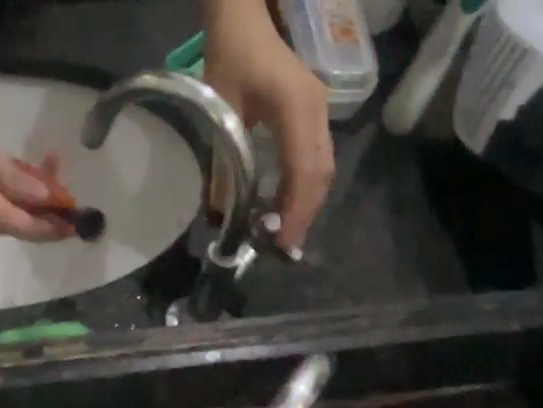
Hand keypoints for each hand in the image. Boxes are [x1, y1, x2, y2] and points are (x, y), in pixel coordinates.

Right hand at [0, 118, 73, 241]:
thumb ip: (17, 179)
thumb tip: (46, 196)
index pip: (33, 230)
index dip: (57, 227)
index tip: (78, 218)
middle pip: (27, 224)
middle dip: (50, 205)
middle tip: (64, 176)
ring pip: (17, 214)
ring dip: (36, 196)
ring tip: (50, 164)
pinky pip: (4, 207)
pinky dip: (19, 193)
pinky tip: (26, 172)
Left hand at [203, 0, 334, 250]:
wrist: (248, 11)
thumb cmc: (231, 53)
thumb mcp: (220, 108)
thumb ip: (222, 158)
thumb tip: (219, 212)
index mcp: (296, 108)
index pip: (304, 170)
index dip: (296, 210)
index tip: (282, 241)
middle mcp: (317, 111)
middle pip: (320, 174)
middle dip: (305, 214)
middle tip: (283, 248)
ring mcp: (320, 111)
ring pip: (323, 168)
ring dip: (306, 202)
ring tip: (284, 233)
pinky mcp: (314, 113)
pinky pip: (316, 157)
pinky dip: (305, 186)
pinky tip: (286, 205)